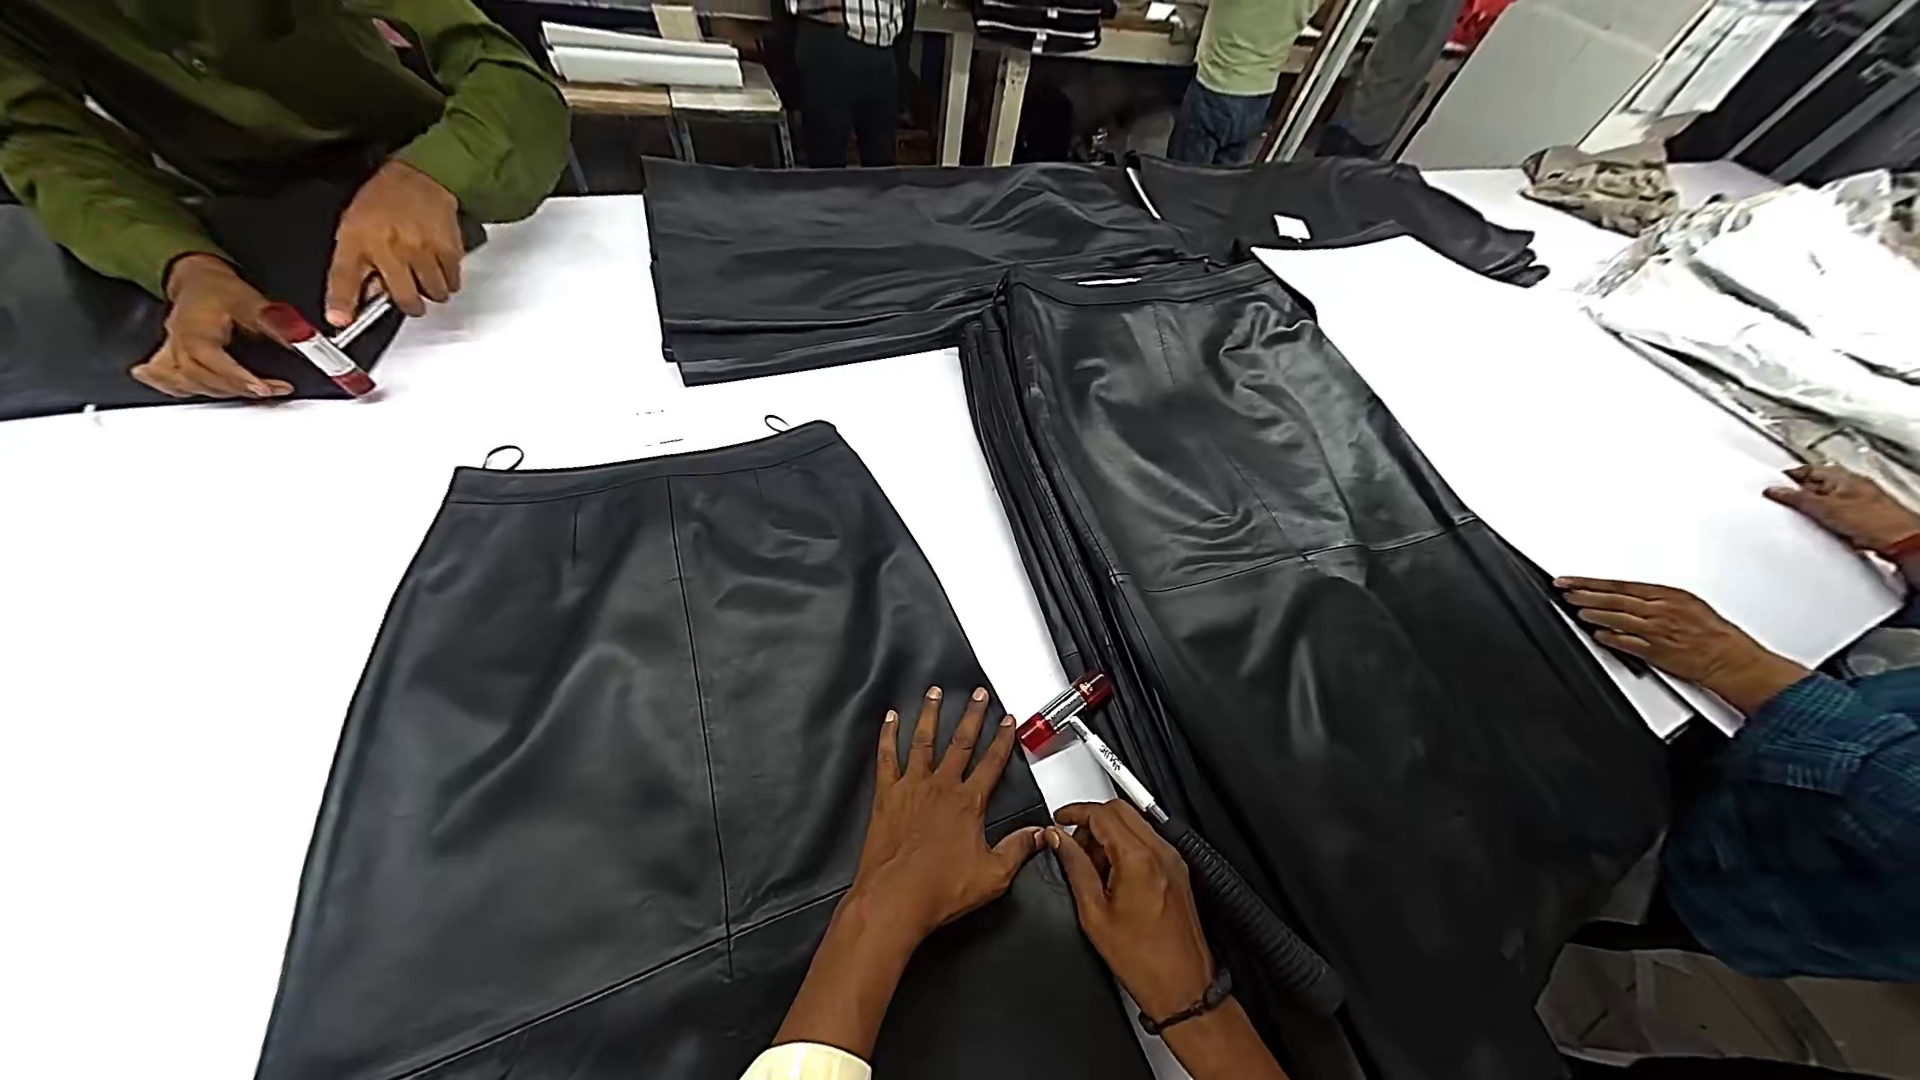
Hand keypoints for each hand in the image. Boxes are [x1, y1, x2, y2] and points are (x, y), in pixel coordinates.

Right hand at [132, 255, 292, 398]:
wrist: (200, 282)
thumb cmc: (223, 292)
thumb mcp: (255, 303)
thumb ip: (278, 324)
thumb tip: (303, 340)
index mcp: (194, 325)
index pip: (205, 355)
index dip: (234, 375)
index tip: (264, 388)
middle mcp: (176, 339)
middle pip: (196, 373)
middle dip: (239, 387)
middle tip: (276, 389)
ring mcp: (170, 348)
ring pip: (183, 381)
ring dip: (223, 392)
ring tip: (259, 390)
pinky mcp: (169, 355)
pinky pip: (167, 380)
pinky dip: (192, 390)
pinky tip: (218, 391)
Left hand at [325, 159, 462, 325]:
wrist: (419, 181)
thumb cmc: (385, 202)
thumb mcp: (356, 226)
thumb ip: (361, 262)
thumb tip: (369, 296)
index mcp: (357, 239)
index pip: (345, 277)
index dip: (343, 302)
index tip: (341, 321)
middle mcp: (388, 247)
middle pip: (405, 298)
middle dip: (410, 303)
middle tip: (410, 295)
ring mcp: (421, 251)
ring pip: (434, 293)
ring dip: (432, 289)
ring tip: (425, 273)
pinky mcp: (448, 253)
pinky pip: (453, 282)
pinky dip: (449, 279)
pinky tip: (439, 264)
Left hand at [771, 686, 1042, 1059]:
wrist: (895, 898)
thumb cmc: (940, 889)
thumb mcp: (993, 875)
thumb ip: (1018, 849)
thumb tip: (1041, 834)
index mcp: (968, 803)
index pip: (991, 762)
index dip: (1003, 739)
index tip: (1008, 720)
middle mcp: (941, 787)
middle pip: (961, 742)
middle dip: (973, 715)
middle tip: (979, 694)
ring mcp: (912, 786)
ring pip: (924, 740)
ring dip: (931, 714)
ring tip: (936, 692)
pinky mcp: (887, 794)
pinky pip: (887, 757)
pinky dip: (889, 735)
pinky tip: (891, 718)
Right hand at [1048, 800, 1213, 1021]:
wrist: (1184, 990)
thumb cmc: (1145, 962)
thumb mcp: (1094, 913)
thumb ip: (1074, 867)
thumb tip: (1058, 839)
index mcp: (1138, 859)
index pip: (1101, 813)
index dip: (1074, 812)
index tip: (1060, 819)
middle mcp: (1160, 853)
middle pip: (1118, 809)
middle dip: (1091, 819)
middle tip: (1073, 841)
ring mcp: (1172, 859)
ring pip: (1133, 821)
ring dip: (1108, 831)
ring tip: (1091, 863)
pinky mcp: (1177, 869)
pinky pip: (1146, 838)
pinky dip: (1125, 843)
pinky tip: (1112, 871)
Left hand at [1555, 578, 1808, 713]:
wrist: (1737, 663)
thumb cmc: (1717, 635)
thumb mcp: (1688, 606)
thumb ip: (1653, 600)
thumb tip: (1619, 595)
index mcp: (1671, 597)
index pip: (1619, 585)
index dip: (1588, 582)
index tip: (1568, 581)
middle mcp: (1662, 612)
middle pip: (1611, 599)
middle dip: (1582, 595)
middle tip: (1564, 593)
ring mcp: (1657, 631)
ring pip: (1613, 618)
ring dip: (1590, 614)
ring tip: (1577, 610)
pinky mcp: (1655, 651)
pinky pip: (1622, 641)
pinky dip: (1606, 637)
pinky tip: (1597, 634)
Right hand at [1766, 464, 1919, 556]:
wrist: (1901, 541)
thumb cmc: (1875, 521)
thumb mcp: (1823, 507)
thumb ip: (1795, 497)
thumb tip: (1774, 490)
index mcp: (1846, 478)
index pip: (1808, 470)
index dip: (1787, 475)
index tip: (1769, 484)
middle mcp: (1852, 487)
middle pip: (1813, 484)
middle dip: (1794, 492)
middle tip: (1778, 499)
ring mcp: (1854, 502)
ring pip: (1819, 499)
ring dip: (1805, 506)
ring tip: (1796, 513)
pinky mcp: (1855, 516)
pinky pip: (1826, 512)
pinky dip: (1816, 516)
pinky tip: (1811, 522)